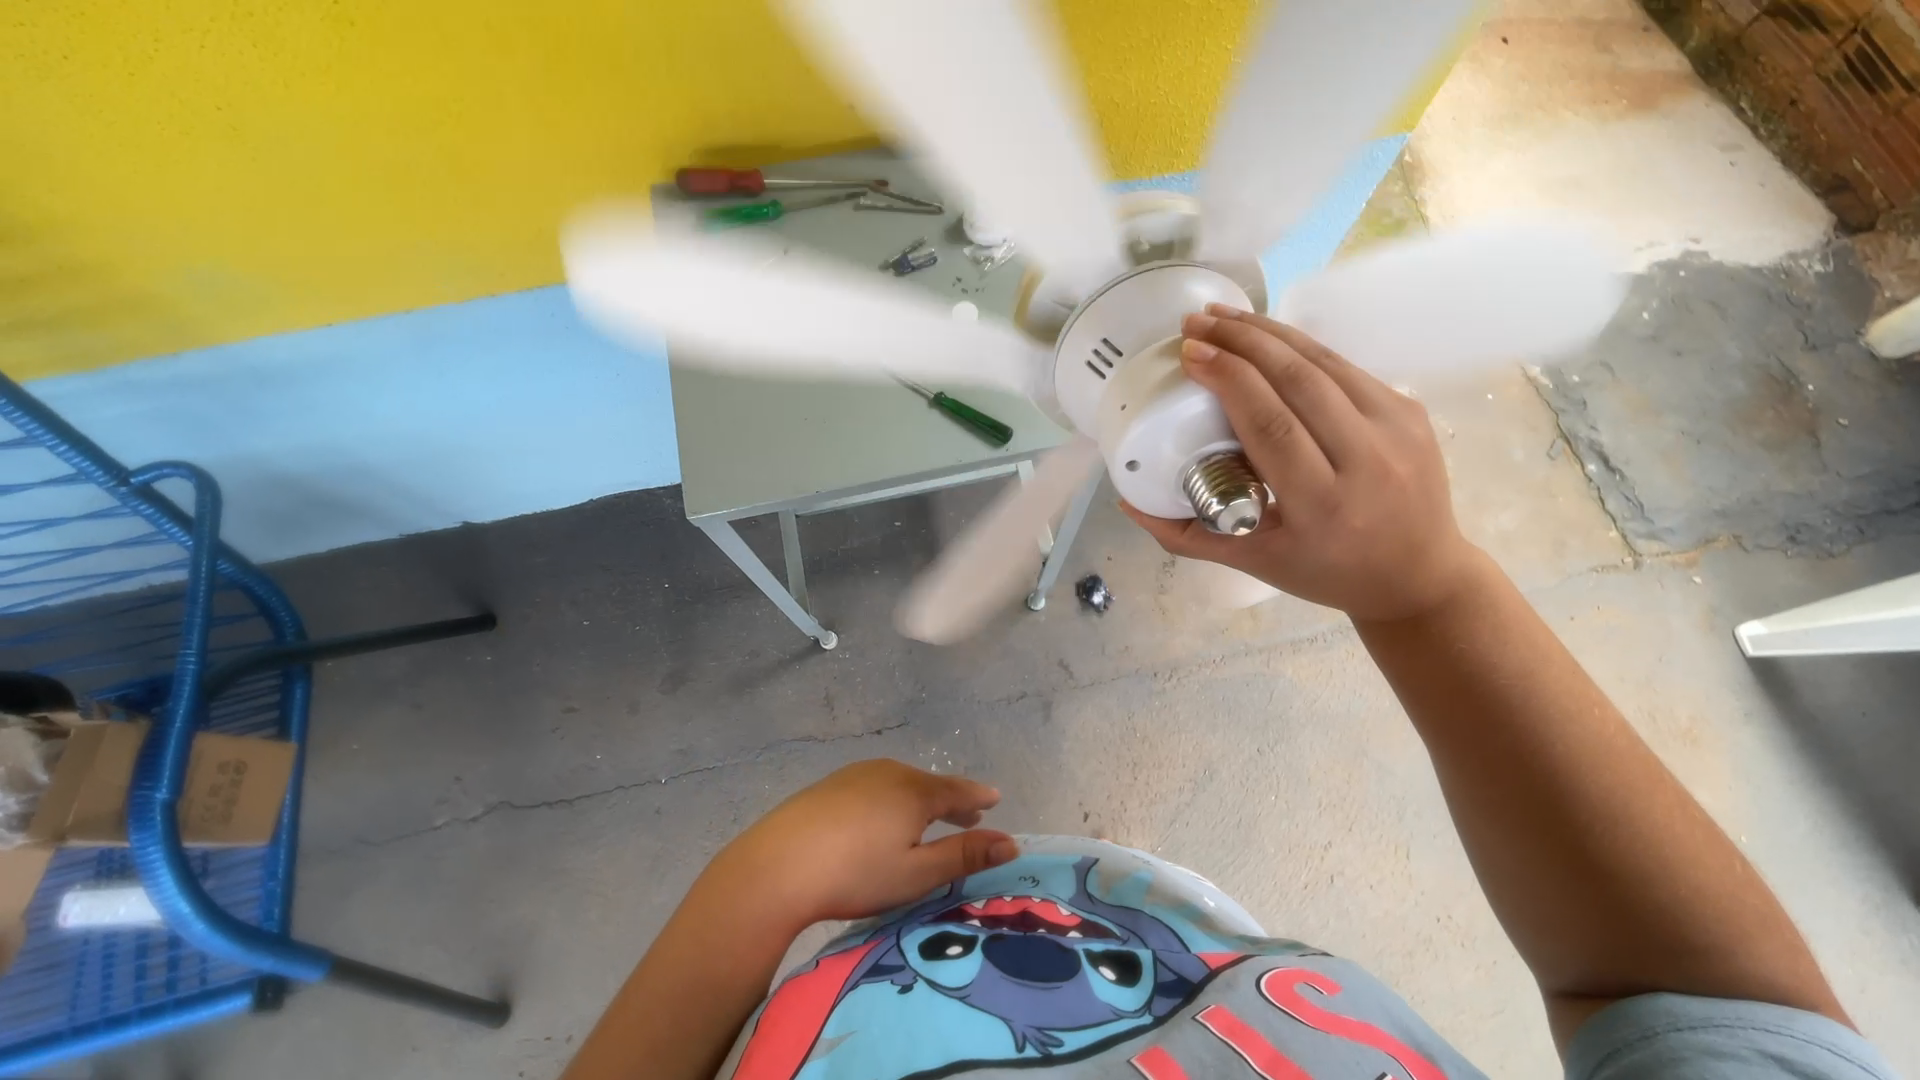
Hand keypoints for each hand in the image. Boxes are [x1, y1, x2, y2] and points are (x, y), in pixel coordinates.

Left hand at [706, 759, 1017, 930]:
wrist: (776, 867)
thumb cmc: (855, 874)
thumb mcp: (917, 873)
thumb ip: (964, 855)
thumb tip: (1012, 842)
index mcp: (915, 791)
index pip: (958, 790)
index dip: (978, 797)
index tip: (995, 799)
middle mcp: (888, 773)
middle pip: (929, 784)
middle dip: (951, 799)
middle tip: (970, 814)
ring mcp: (854, 776)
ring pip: (899, 784)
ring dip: (919, 799)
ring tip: (927, 818)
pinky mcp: (827, 788)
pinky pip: (873, 787)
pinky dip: (890, 800)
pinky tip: (881, 819)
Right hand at [1123, 305, 1484, 622]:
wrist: (1418, 575)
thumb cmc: (1326, 573)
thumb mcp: (1252, 562)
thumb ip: (1186, 535)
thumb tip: (1128, 500)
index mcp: (1322, 505)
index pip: (1272, 424)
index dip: (1228, 379)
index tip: (1190, 354)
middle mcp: (1366, 461)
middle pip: (1299, 380)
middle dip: (1241, 341)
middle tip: (1195, 322)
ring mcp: (1397, 430)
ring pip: (1324, 363)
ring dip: (1268, 333)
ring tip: (1222, 316)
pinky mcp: (1410, 411)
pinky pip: (1345, 368)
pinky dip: (1299, 347)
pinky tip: (1265, 337)